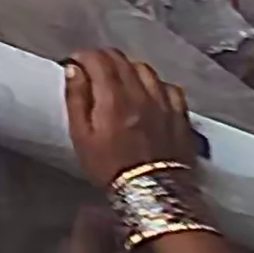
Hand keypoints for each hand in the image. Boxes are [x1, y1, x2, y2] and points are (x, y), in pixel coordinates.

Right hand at [64, 49, 197, 187]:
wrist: (154, 196)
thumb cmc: (108, 166)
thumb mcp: (81, 136)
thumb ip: (76, 99)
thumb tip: (73, 69)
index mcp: (113, 98)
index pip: (99, 59)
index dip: (83, 55)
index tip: (75, 63)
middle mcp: (140, 93)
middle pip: (121, 59)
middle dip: (102, 58)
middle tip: (92, 70)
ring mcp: (164, 102)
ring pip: (145, 68)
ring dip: (127, 68)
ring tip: (119, 80)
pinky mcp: (180, 114)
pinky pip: (168, 86)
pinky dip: (154, 83)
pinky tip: (148, 94)